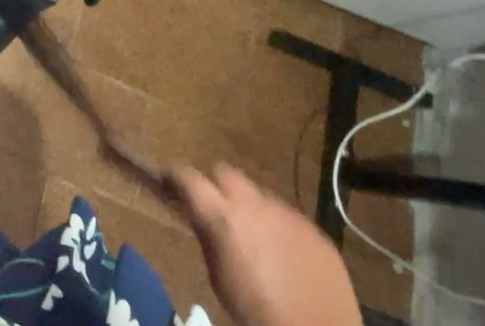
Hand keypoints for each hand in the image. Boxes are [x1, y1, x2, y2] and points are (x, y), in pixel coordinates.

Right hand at [173, 164, 363, 325]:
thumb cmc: (255, 311)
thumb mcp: (218, 276)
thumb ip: (207, 237)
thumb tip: (199, 216)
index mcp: (223, 217)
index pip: (188, 177)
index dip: (175, 177)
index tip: (169, 184)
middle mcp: (255, 206)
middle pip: (226, 172)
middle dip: (215, 183)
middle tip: (214, 206)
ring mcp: (289, 216)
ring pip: (260, 195)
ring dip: (250, 207)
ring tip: (255, 235)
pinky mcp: (315, 231)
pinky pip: (288, 216)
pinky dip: (277, 226)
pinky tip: (284, 253)